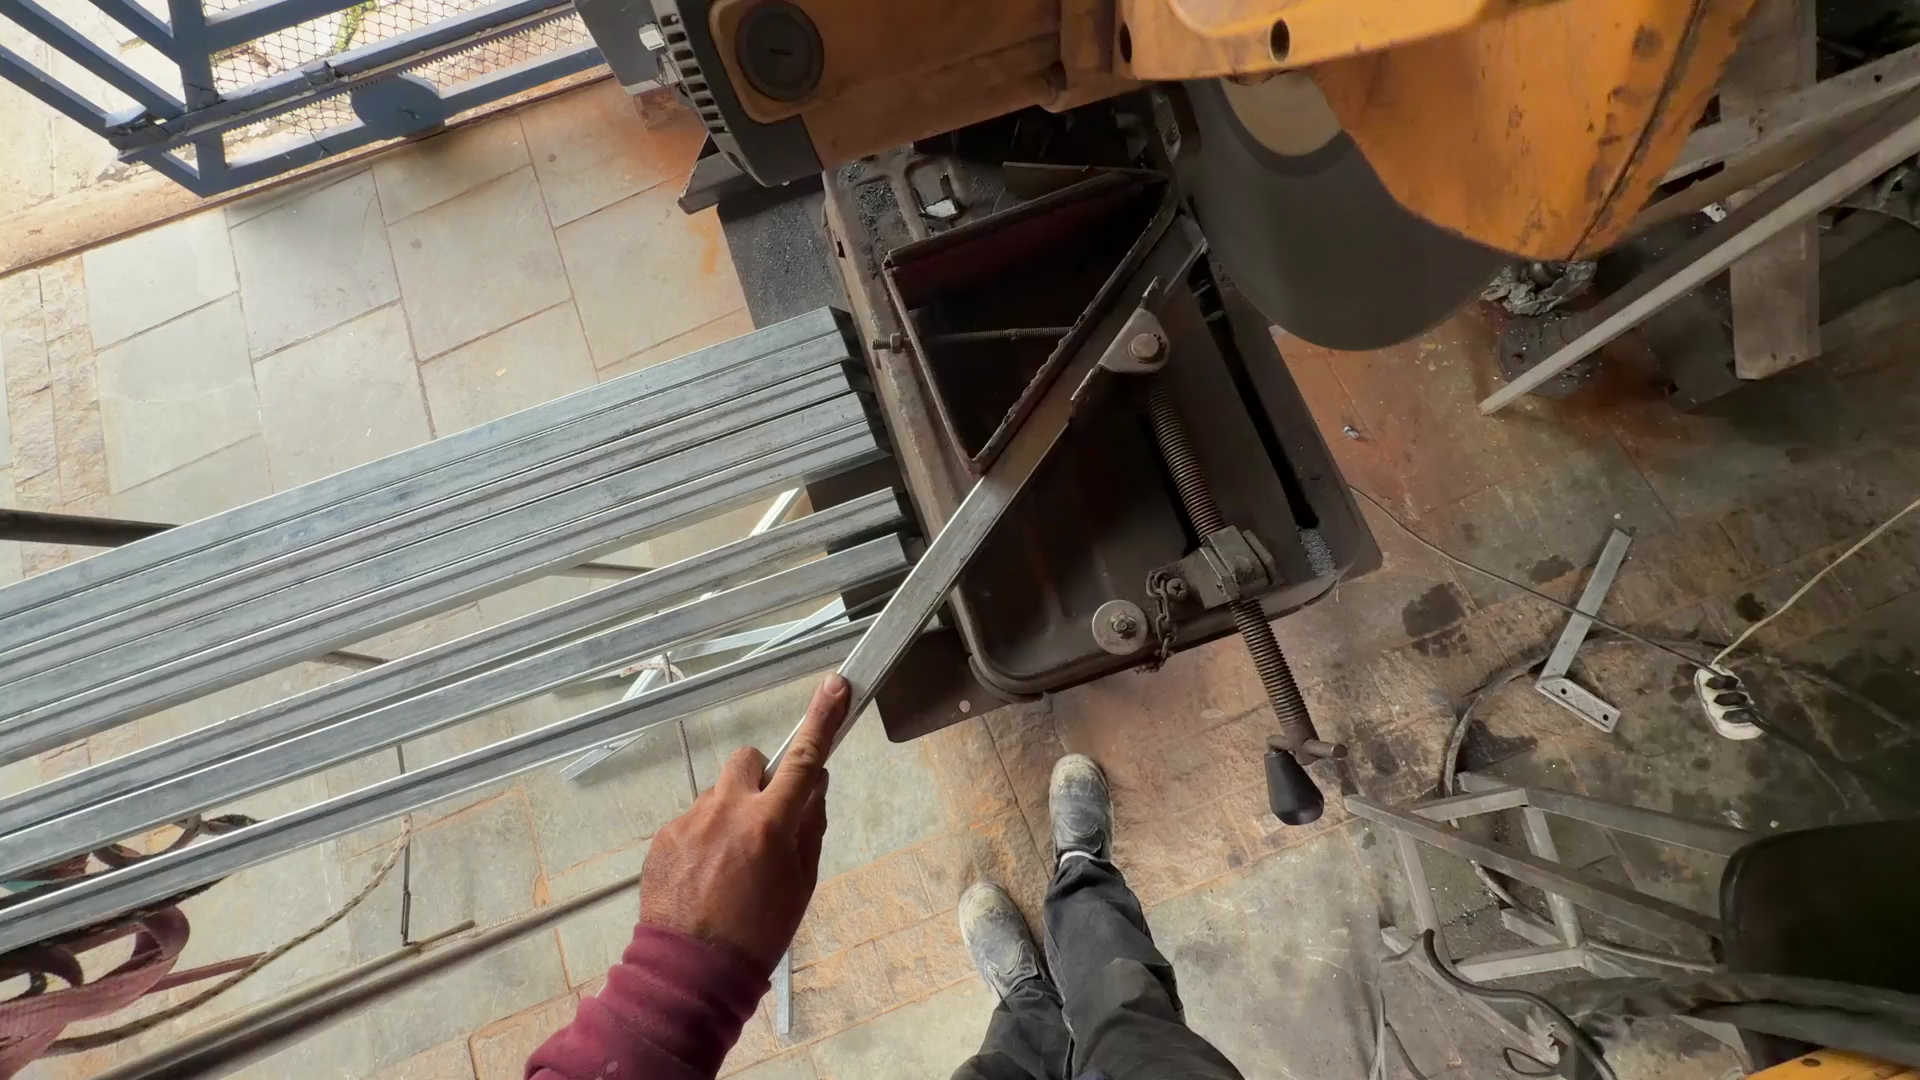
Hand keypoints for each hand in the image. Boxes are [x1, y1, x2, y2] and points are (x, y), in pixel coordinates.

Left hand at [639, 673, 849, 975]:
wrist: (686, 977)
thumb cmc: (759, 931)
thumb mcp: (802, 881)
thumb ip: (809, 824)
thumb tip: (814, 782)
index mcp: (769, 824)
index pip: (804, 758)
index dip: (822, 718)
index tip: (835, 685)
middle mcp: (727, 811)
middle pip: (749, 759)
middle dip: (760, 777)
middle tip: (763, 815)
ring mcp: (689, 821)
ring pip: (719, 791)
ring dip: (729, 810)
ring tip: (727, 860)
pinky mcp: (663, 836)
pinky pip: (693, 817)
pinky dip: (704, 834)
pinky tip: (703, 873)